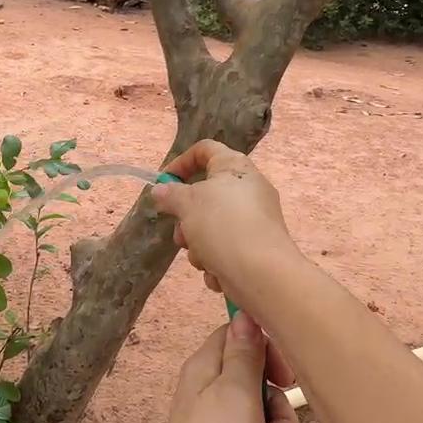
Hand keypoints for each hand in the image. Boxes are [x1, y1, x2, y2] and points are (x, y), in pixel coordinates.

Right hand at [150, 140, 297, 298]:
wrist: (262, 273)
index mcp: (234, 168)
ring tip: (200, 257)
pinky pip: (226, 248)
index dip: (181, 162)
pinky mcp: (257, 247)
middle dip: (187, 218)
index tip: (164, 183)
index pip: (205, 149)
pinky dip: (217, 260)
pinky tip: (217, 271)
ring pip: (212, 226)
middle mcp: (248, 190)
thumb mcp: (187, 204)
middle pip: (206, 195)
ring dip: (198, 244)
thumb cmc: (222, 227)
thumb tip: (161, 190)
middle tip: (180, 233)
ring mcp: (255, 220)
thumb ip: (170, 194)